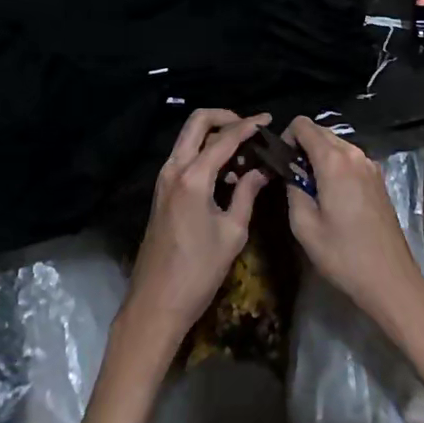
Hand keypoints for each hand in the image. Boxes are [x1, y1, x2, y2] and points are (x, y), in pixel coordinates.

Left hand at [120, 109, 269, 340]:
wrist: (155, 305)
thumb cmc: (198, 272)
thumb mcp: (232, 233)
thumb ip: (247, 193)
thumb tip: (262, 170)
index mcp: (193, 177)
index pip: (225, 138)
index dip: (248, 126)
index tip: (268, 120)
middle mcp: (174, 169)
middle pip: (197, 122)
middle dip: (225, 117)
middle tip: (249, 128)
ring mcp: (164, 178)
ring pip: (189, 137)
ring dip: (214, 135)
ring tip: (244, 152)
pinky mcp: (162, 191)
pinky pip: (185, 156)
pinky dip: (205, 152)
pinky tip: (226, 172)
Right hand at [283, 116, 423, 325]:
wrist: (390, 278)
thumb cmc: (343, 255)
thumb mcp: (304, 226)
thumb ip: (292, 190)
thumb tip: (291, 174)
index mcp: (333, 160)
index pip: (303, 125)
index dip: (286, 138)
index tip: (280, 163)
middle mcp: (353, 153)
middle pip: (320, 131)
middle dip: (302, 147)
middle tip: (292, 180)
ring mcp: (369, 164)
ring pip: (336, 144)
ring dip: (319, 157)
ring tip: (311, 191)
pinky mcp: (378, 178)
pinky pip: (350, 159)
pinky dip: (335, 166)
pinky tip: (333, 197)